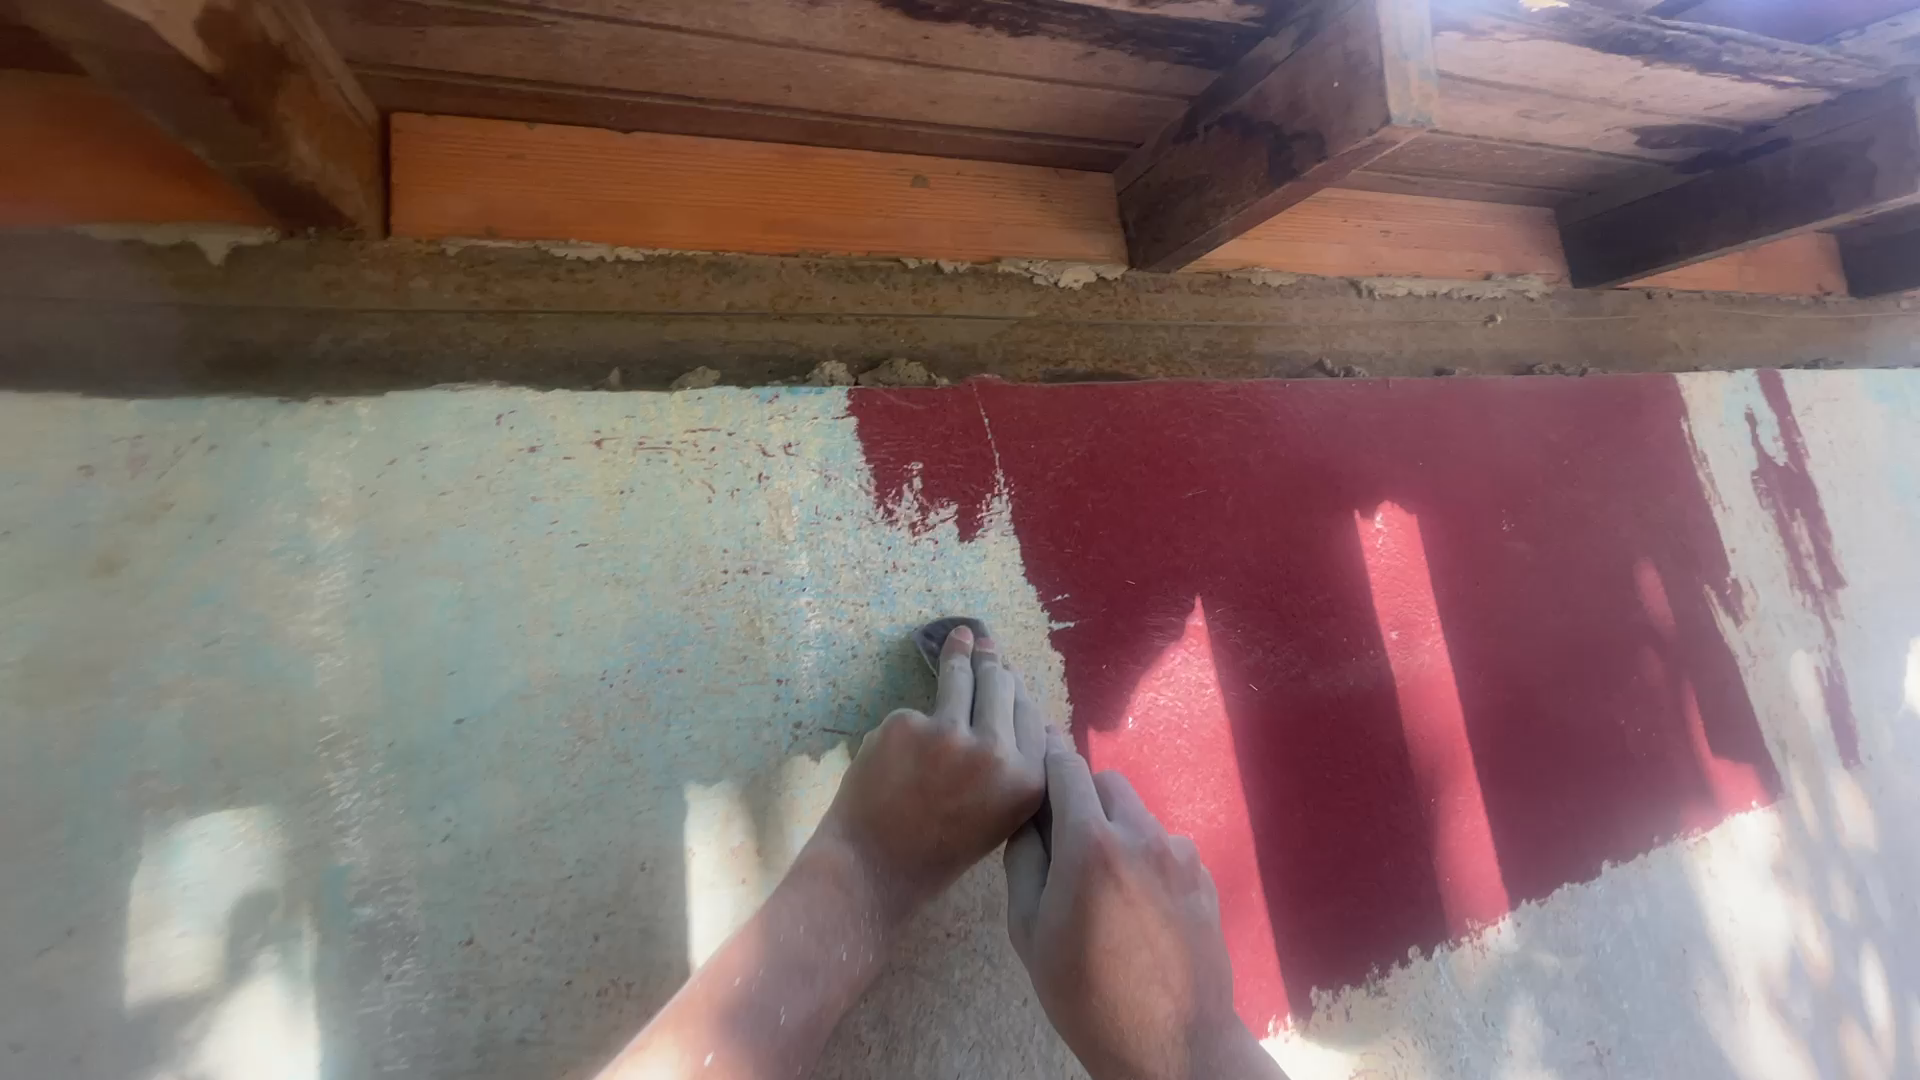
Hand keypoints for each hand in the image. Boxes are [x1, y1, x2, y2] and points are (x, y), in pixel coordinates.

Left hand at [805, 626, 1047, 926]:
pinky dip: (911, 724)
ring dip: (960, 652)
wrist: (874, 869)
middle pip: (1000, 686)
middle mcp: (996, 752)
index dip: (1019, 690)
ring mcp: (949, 734)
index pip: (1031, 714)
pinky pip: (916, 711)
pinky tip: (900, 744)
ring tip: (961, 635)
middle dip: (993, 661)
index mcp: (1027, 781)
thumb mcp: (999, 815)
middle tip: (986, 644)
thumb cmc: (940, 850)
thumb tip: (1017, 710)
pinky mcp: (907, 724)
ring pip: (961, 679)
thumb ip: (1013, 766)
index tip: (1011, 671)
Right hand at [1003, 732, 1282, 1079]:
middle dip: (1082, 795)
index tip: (1039, 750)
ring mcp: (1178, 853)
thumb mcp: (1028, 930)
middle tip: (1067, 837)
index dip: (1049, 754)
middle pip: (1105, 781)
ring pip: (1137, 811)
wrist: (1174, 1048)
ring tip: (1107, 879)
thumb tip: (1030, 817)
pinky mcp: (1202, 875)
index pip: (1066, 766)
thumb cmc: (1085, 993)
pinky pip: (1164, 842)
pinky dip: (1146, 853)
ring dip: (1115, 824)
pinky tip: (1141, 902)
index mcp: (1090, 842)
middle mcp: (1139, 833)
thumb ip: (1024, 858)